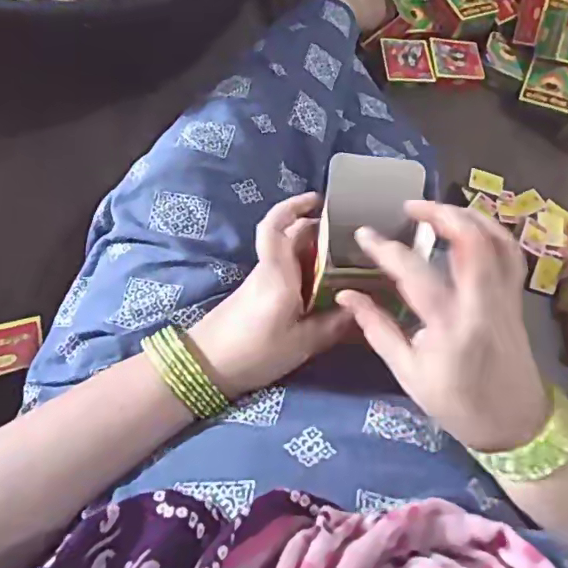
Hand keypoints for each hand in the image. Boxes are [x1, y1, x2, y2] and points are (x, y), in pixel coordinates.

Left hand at [188, 192, 352, 397]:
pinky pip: (286, 270)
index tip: (319, 200)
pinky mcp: (257, 294)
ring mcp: (261, 281)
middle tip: (348, 236)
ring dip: (313, 250)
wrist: (206, 367)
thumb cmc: (254, 351)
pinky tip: (324, 284)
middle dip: (317, 228)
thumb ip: (333, 324)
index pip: (277, 224)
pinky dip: (305, 269)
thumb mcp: (301, 343)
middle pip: (290, 235)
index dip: (295, 205)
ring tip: (345, 260)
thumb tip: (362, 308)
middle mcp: (269, 269)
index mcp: (278, 272)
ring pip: (289, 252)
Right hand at [336, 201, 550, 452]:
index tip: (364, 234)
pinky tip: (468, 226)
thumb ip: (377, 330)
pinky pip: (509, 253)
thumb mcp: (409, 374)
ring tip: (436, 209)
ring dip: (466, 216)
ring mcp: (506, 297)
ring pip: (496, 240)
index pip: (416, 273)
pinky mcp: (516, 297)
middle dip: (439, 213)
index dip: (386, 249)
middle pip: (471, 241)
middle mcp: (483, 304)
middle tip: (408, 207)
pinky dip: (490, 231)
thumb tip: (346, 294)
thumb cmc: (458, 405)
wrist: (516, 426)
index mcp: (451, 327)